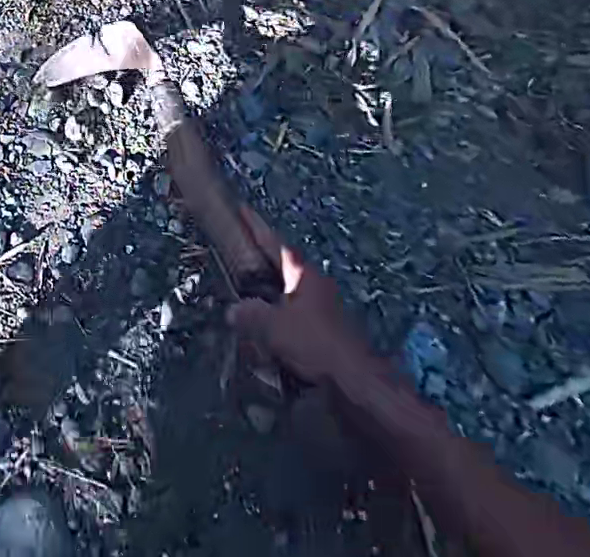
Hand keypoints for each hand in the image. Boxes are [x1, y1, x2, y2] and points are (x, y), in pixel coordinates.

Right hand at [226, 204, 380, 386]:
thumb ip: (250, 315)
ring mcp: (321, 305)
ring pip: (285, 292)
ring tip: (245, 301)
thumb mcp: (274, 327)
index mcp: (301, 274)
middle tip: (237, 255)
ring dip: (266, 295)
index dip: (255, 226)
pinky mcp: (323, 328)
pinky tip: (264, 336)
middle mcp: (313, 283)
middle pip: (279, 266)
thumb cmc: (316, 344)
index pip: (272, 243)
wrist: (356, 379)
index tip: (241, 208)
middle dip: (259, 261)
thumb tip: (233, 310)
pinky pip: (292, 315)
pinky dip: (276, 319)